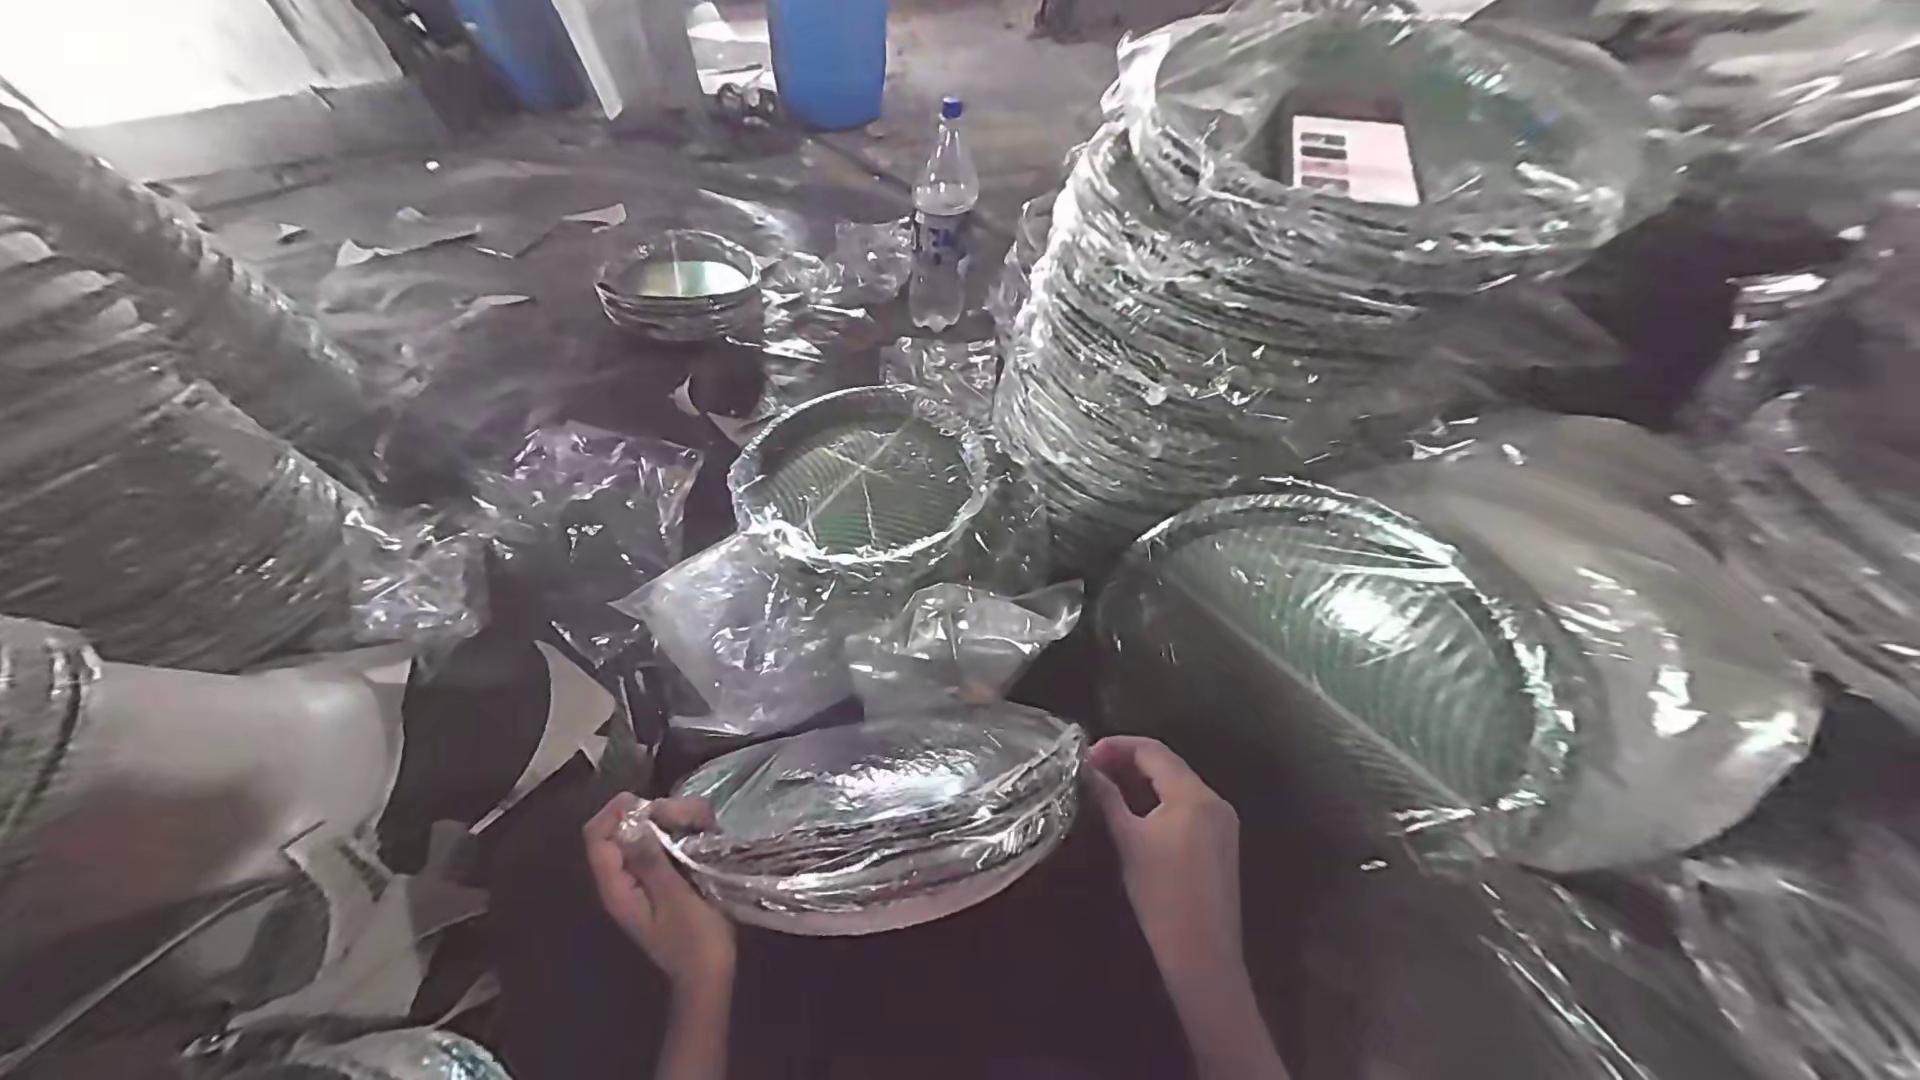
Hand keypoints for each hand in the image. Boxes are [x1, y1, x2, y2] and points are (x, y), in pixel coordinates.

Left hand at [584, 793, 735, 1001]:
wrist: (711, 972)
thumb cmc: (694, 940)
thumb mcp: (674, 899)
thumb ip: (651, 862)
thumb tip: (633, 823)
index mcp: (618, 887)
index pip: (597, 838)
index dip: (615, 812)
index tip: (650, 802)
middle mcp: (627, 876)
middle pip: (623, 827)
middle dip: (657, 812)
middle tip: (691, 818)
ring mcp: (648, 874)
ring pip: (651, 827)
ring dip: (678, 817)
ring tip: (706, 824)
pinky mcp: (668, 872)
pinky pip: (670, 837)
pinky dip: (688, 827)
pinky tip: (710, 831)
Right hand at [1087, 738, 1288, 1079]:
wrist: (1202, 956)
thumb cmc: (1161, 895)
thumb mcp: (1128, 840)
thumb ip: (1108, 797)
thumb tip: (1087, 768)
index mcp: (1193, 795)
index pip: (1152, 750)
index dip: (1117, 745)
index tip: (1086, 754)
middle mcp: (1213, 800)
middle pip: (1167, 763)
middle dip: (1128, 760)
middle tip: (1092, 767)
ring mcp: (1221, 821)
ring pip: (1176, 783)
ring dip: (1142, 778)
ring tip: (1106, 782)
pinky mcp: (1220, 840)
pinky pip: (1186, 803)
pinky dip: (1158, 797)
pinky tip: (1134, 805)